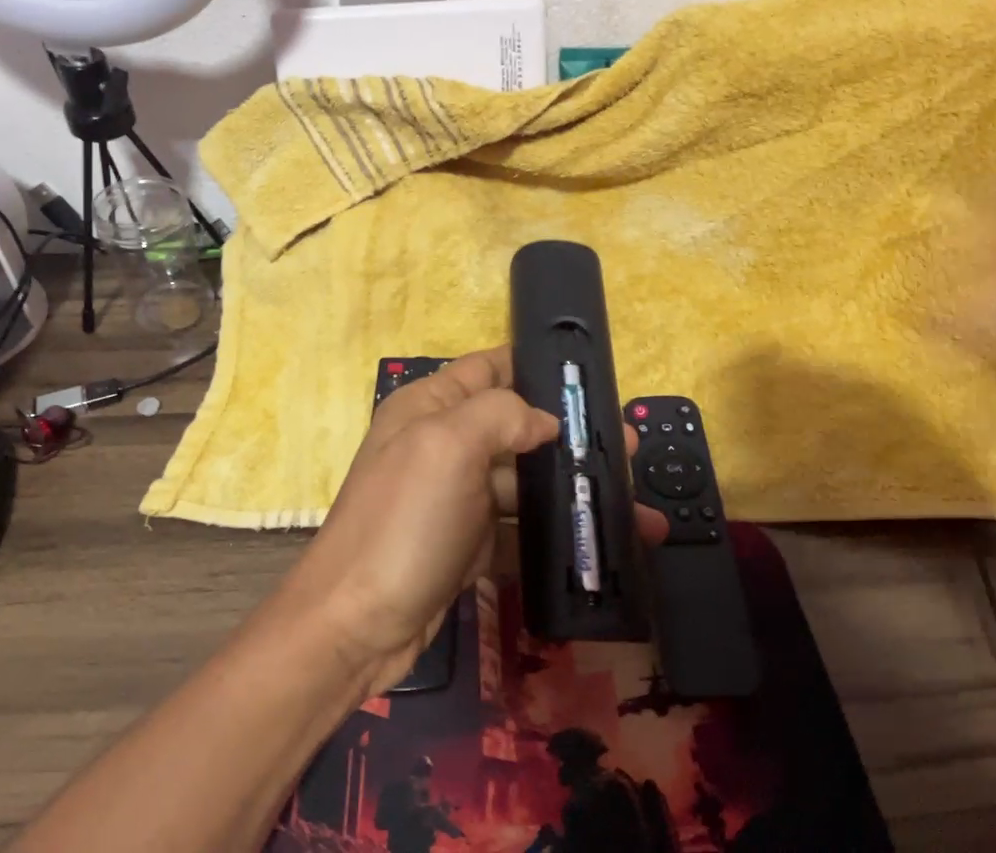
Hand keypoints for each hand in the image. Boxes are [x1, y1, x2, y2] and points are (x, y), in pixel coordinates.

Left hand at [274, 347, 668, 695]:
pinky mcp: (469, 546)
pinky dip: (558, 538)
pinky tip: (605, 548)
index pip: (489, 369)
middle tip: (631, 452)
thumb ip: (500, 414)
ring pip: (525, 485)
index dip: (538, 369)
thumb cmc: (403, 523)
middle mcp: (443, 447)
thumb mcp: (447, 447)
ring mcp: (456, 499)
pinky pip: (521, 532)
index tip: (595, 383)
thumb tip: (544, 421)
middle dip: (571, 438)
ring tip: (638, 509)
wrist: (357, 625)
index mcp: (429, 407)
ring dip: (575, 494)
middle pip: (516, 429)